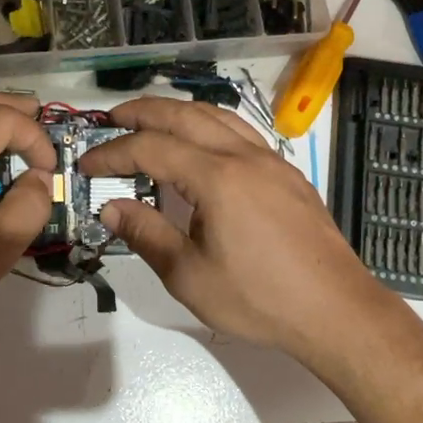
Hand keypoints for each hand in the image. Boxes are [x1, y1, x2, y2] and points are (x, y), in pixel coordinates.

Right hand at [78, 97, 392, 356]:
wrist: (335, 310)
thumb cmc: (258, 299)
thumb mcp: (189, 276)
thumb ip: (146, 234)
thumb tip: (110, 208)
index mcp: (216, 178)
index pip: (151, 148)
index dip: (113, 153)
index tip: (86, 165)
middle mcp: (244, 156)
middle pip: (184, 115)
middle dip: (141, 112)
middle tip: (110, 119)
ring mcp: (271, 161)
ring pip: (217, 116)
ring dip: (178, 112)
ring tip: (151, 123)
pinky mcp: (288, 174)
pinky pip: (241, 132)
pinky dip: (209, 126)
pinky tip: (202, 146)